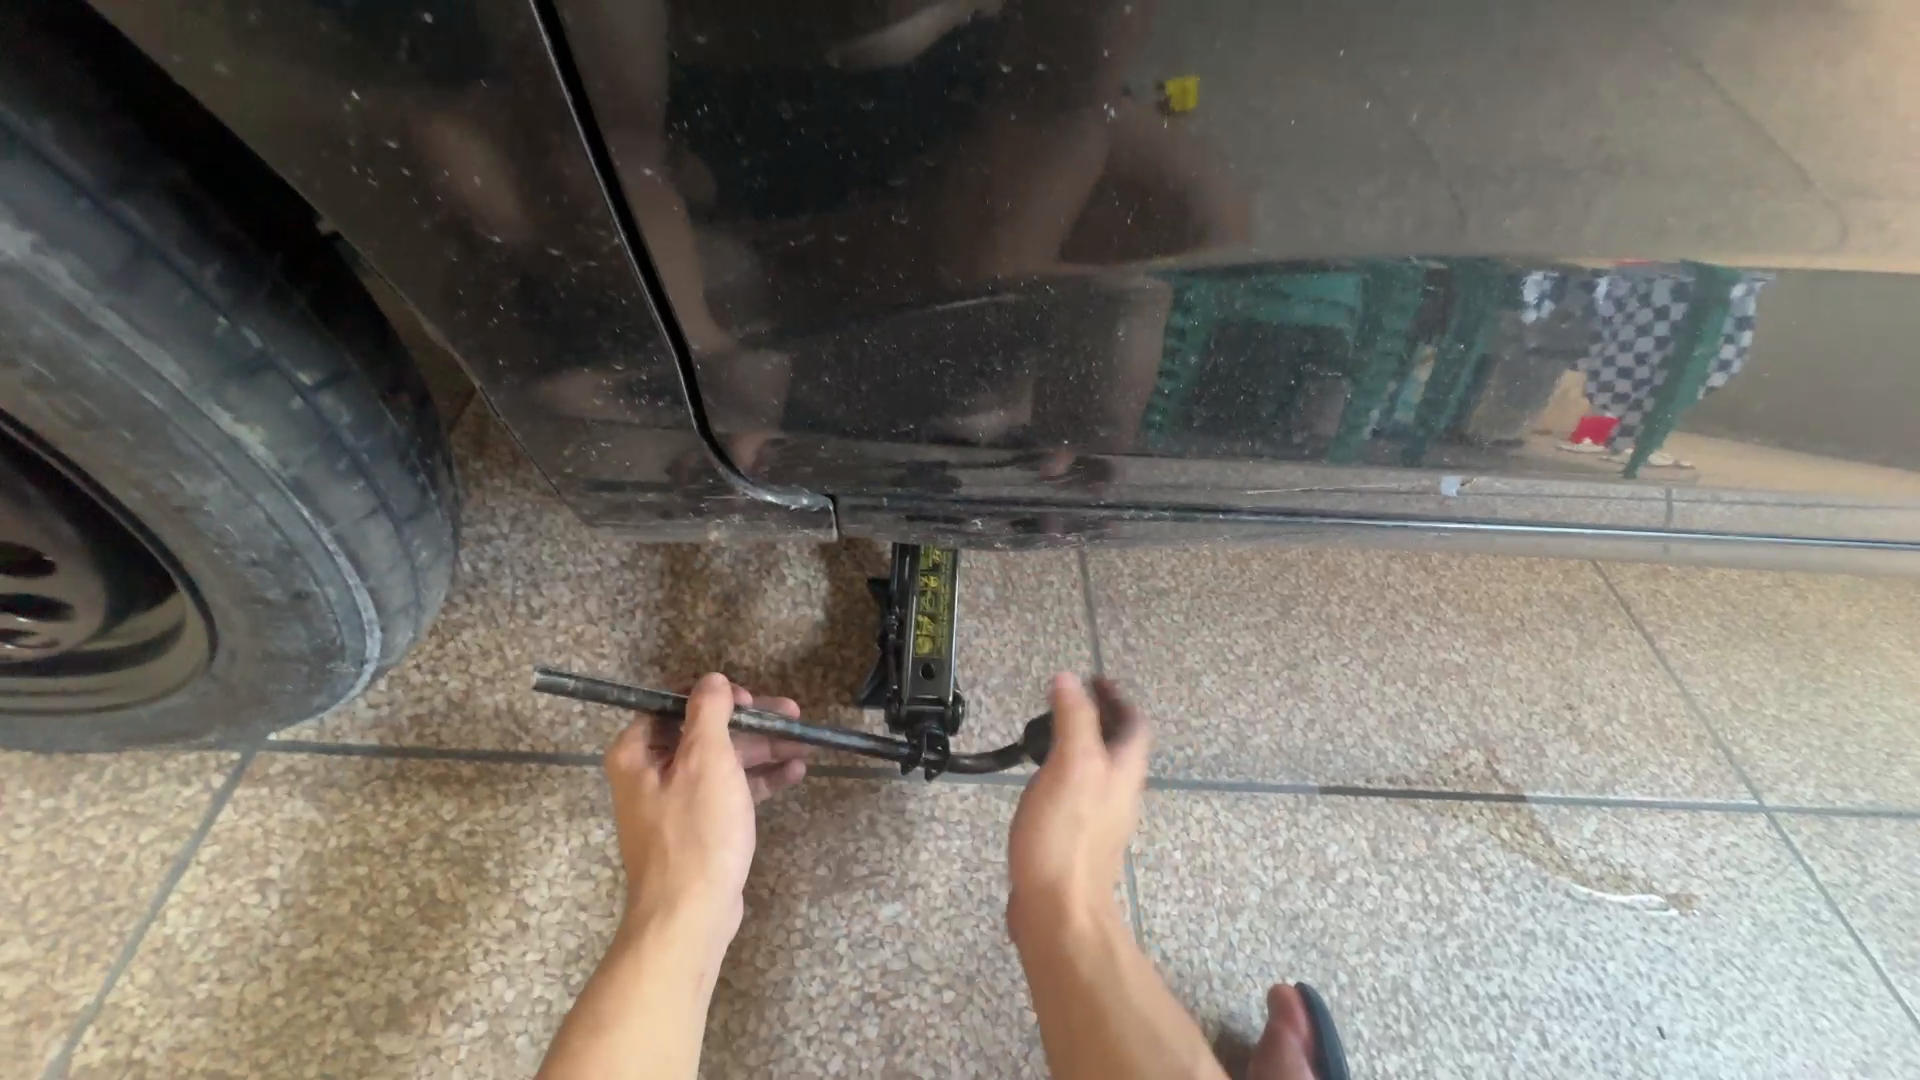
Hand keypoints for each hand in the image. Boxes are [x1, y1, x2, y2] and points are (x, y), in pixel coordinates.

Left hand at [604, 673, 809, 955]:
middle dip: (752, 724)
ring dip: (763, 749)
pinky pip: (730, 790)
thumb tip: (712, 679)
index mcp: (638, 753)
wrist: (690, 915)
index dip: (717, 697)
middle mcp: (650, 773)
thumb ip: (708, 712)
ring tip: (804, 741)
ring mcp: (675, 802)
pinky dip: (759, 779)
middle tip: (792, 714)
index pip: (676, 705)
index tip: (751, 700)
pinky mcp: (698, 827)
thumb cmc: (696, 832)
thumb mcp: (706, 760)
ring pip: (723, 760)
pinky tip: (794, 772)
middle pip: (705, 731)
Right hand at [1007, 673, 1149, 941]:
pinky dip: (1066, 772)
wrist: (1058, 911)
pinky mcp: (1079, 840)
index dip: (1117, 697)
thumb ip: (1073, 719)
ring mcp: (1101, 820)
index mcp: (1125, 771)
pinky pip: (1079, 793)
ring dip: (1083, 744)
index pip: (1135, 724)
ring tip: (1050, 733)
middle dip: (1099, 717)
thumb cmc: (1066, 834)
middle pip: (1120, 746)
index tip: (1094, 679)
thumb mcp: (1071, 764)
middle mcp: (1120, 793)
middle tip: (1068, 701)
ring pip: (1100, 769)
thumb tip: (1069, 679)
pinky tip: (1041, 780)